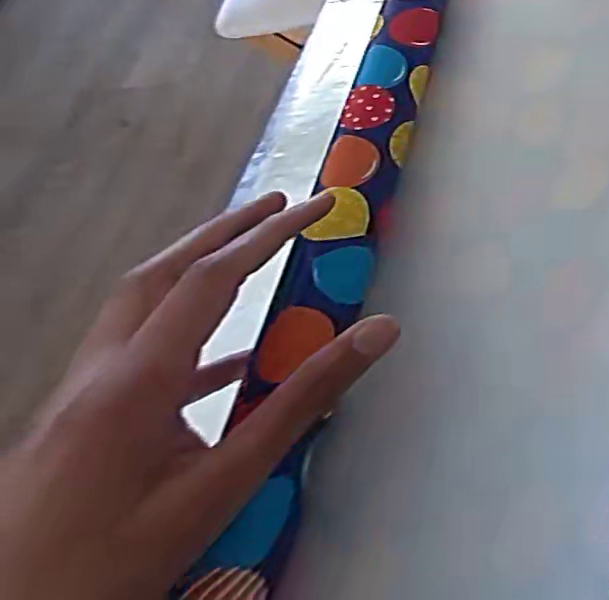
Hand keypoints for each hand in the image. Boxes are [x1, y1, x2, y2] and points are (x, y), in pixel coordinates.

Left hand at [0, 193, 400, 599]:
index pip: (207, 281)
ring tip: (256, 255)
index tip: (318, 205)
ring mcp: (75, 405)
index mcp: (131, 384)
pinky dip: (193, 334)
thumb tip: (382, 328)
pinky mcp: (73, 429)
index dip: (268, 234)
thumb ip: (305, 400)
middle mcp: (93, 380)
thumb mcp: (225, 481)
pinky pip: (136, 358)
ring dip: (199, 272)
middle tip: (277, 204)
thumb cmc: (112, 558)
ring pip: (136, 312)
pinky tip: (235, 362)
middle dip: (219, 232)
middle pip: (153, 280)